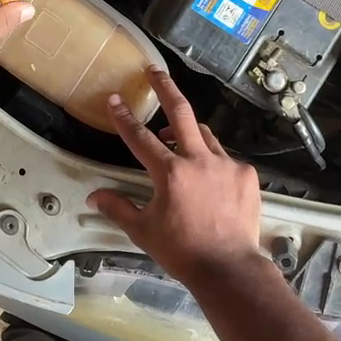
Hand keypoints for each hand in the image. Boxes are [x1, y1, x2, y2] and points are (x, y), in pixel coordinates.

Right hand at [89, 69, 263, 289]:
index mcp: (170, 172)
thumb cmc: (183, 252)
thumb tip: (94, 197)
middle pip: (180, 111)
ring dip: (189, 131)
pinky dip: (213, 160)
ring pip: (204, 134)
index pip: (139, 137)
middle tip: (155, 71)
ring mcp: (225, 164)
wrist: (230, 269)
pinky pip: (226, 158)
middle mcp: (198, 159)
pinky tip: (208, 175)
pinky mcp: (246, 174)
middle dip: (165, 87)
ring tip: (178, 137)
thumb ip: (119, 208)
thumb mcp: (144, 231)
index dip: (124, 117)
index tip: (114, 99)